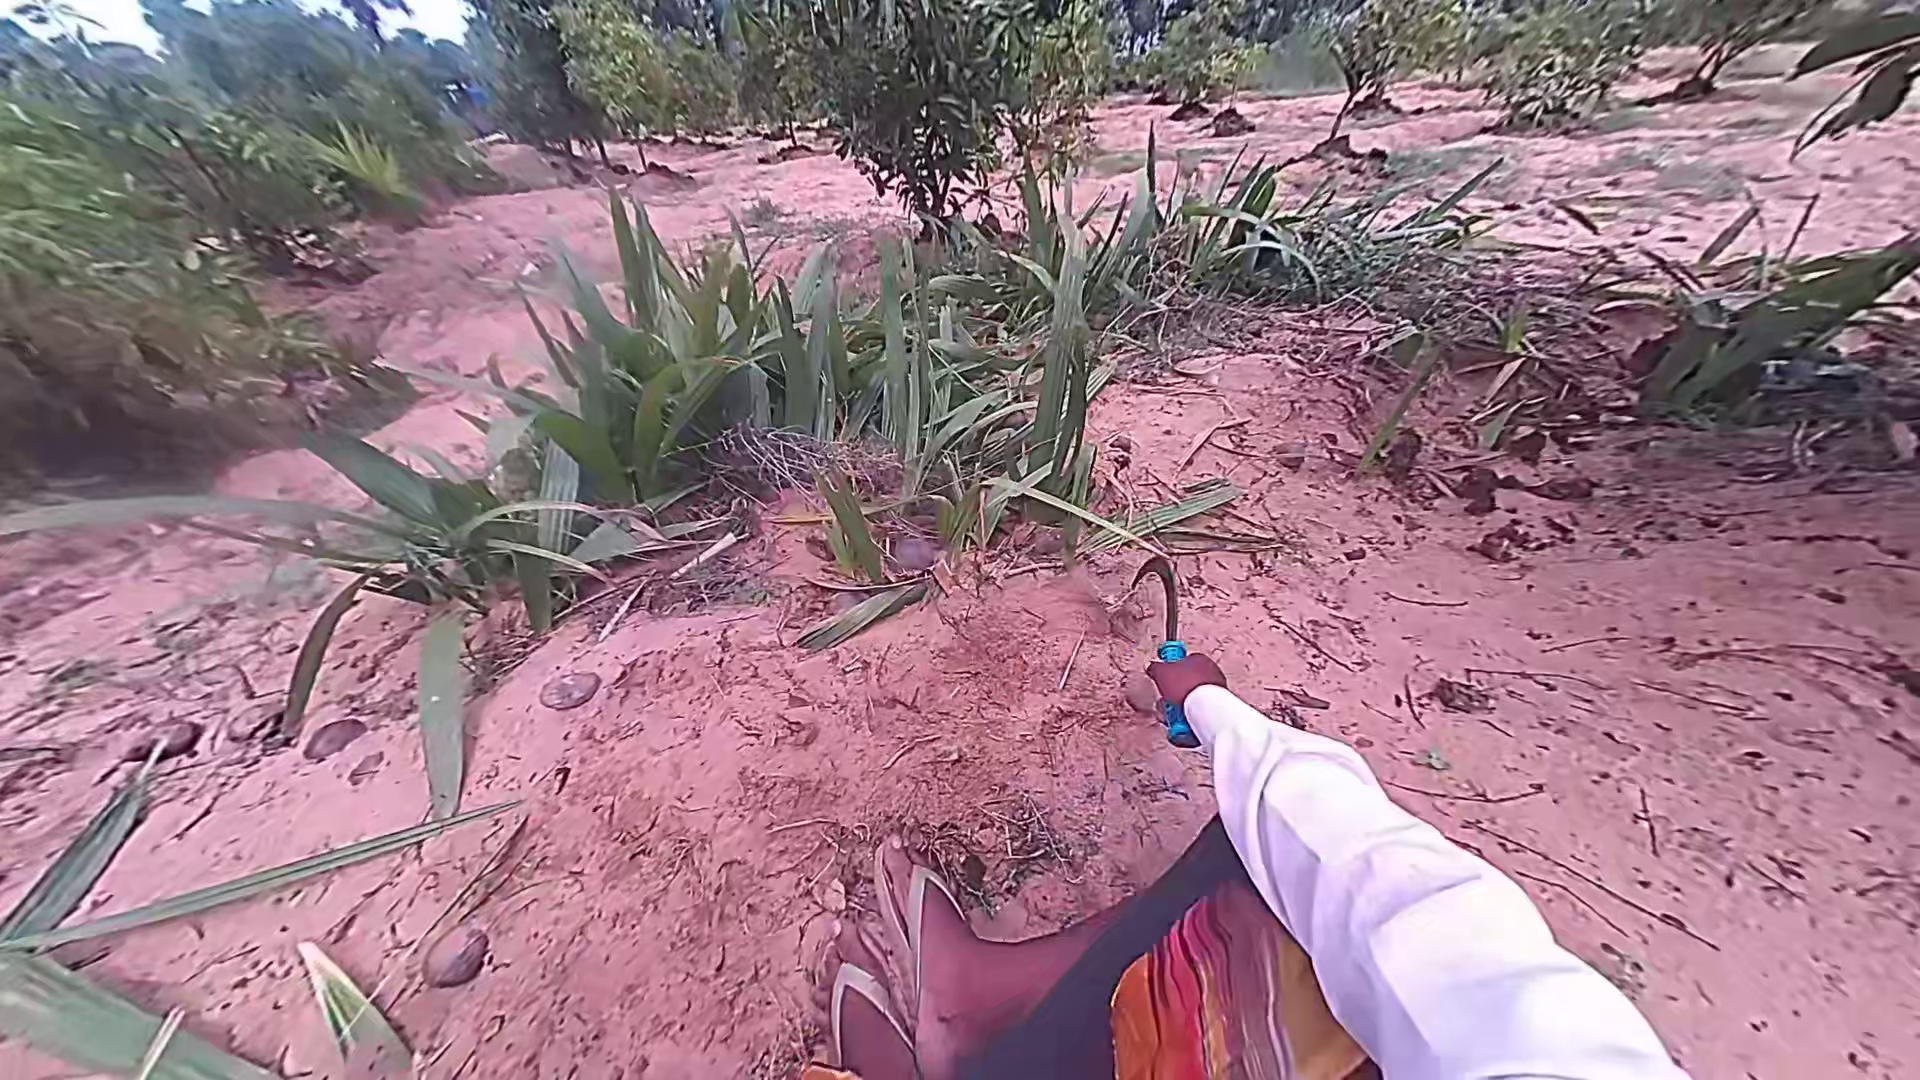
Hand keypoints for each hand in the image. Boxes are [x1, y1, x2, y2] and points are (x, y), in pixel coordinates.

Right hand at [1146, 653, 1226, 707]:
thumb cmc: (1187, 685)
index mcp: (1199, 658)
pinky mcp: (1216, 707)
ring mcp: (1215, 691)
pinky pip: (1196, 709)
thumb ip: (1155, 667)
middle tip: (1164, 699)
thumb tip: (1150, 665)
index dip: (1169, 669)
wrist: (1205, 709)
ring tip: (1170, 714)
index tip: (1161, 675)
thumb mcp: (1161, 672)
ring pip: (1189, 697)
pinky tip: (1180, 720)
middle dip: (1171, 692)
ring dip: (1177, 705)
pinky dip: (1187, 714)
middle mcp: (1211, 672)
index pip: (1181, 660)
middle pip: (1183, 681)